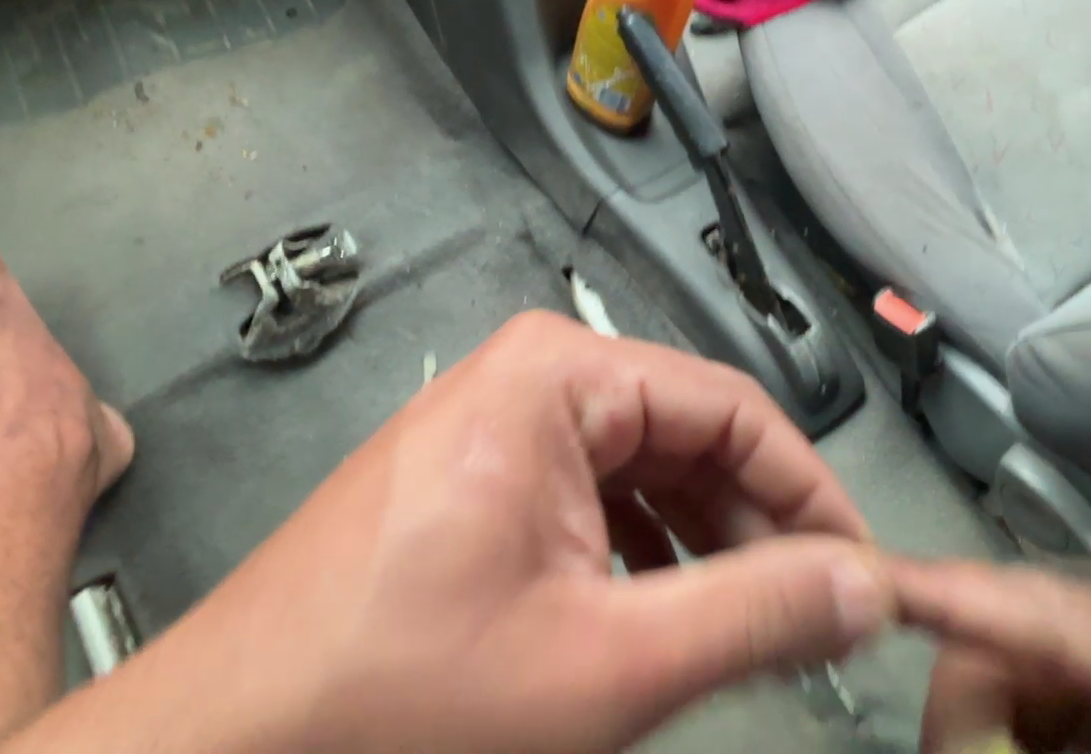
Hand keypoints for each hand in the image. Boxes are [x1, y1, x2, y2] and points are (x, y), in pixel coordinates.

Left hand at [15, 312, 891, 753]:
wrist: (227, 742)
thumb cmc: (397, 698)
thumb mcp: (606, 664)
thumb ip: (754, 613)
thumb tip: (862, 584)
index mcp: (561, 374)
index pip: (733, 406)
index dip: (810, 490)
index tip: (859, 570)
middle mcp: (533, 375)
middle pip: (689, 434)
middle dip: (755, 524)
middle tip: (810, 615)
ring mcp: (502, 418)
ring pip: (647, 468)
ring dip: (703, 544)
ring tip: (741, 624)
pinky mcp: (482, 467)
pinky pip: (596, 493)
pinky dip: (645, 551)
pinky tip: (661, 613)